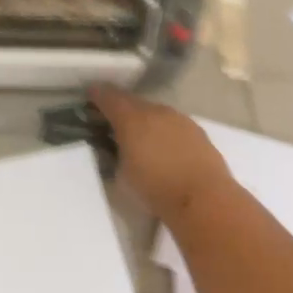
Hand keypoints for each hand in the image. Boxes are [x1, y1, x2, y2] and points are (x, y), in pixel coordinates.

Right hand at [90, 86, 233, 219]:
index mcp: (132, 120)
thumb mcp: (120, 174)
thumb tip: (112, 146)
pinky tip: (160, 144)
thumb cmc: (154, 188)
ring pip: (154, 112)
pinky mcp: (197, 131)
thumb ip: (113, 153)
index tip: (89, 94)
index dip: (97, 95)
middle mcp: (157, 112)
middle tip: (110, 119)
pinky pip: (171, 123)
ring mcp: (180, 120)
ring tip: (135, 134)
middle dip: (120, 108)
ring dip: (142, 119)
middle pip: (133, 102)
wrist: (203, 198)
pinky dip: (161, 129)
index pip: (110, 98)